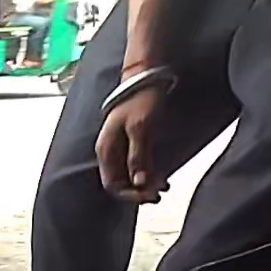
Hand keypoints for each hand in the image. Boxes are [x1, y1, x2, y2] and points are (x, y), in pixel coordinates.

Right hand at [95, 85, 167, 203]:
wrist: (145, 75)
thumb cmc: (140, 99)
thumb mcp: (140, 128)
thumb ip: (138, 157)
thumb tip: (139, 183)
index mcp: (106, 150)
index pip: (112, 185)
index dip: (130, 194)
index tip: (149, 196)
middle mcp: (109, 153)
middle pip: (120, 183)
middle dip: (138, 192)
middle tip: (158, 195)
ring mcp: (119, 148)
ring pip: (128, 176)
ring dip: (145, 185)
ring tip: (163, 187)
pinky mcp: (130, 143)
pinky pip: (135, 166)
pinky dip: (148, 174)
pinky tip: (162, 177)